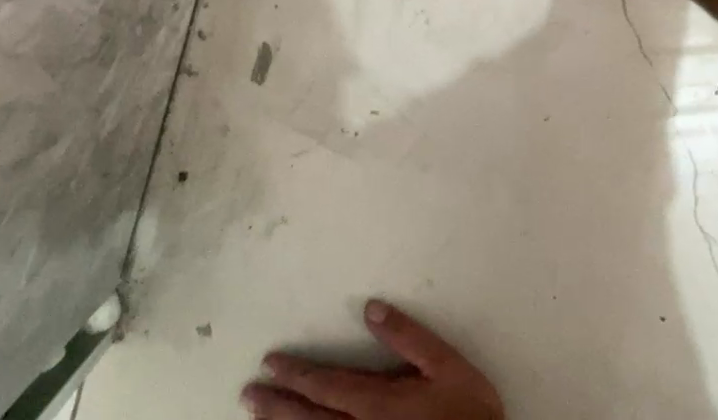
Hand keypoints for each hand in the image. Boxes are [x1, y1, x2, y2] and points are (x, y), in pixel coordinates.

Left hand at [242, 301, 503, 419]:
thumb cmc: (468, 411)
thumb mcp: (446, 364)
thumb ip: (408, 337)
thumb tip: (371, 309)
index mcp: (378, 404)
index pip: (327, 386)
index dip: (297, 374)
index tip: (271, 363)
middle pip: (311, 418)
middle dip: (278, 404)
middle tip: (248, 394)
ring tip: (259, 414)